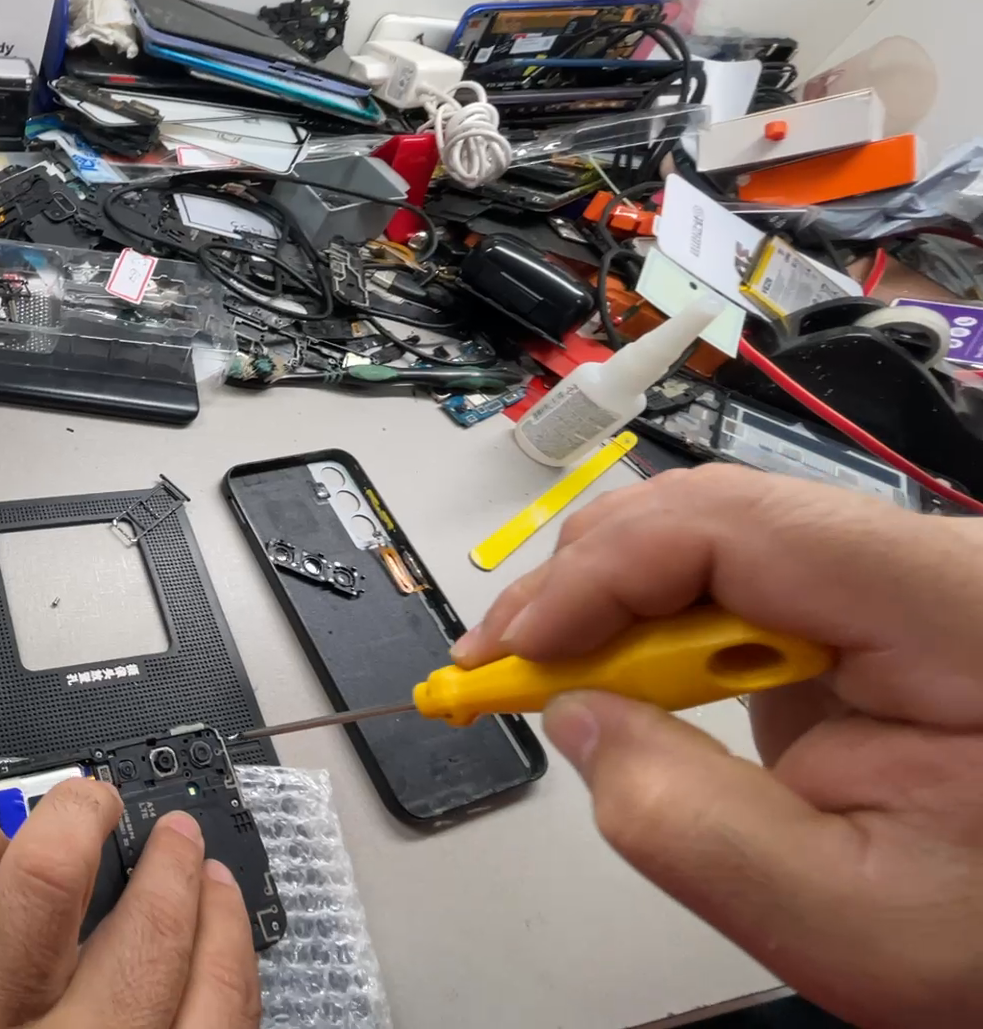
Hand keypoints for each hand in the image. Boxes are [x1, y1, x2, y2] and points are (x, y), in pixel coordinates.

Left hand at [0, 778, 261, 1028]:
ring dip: (80, 823)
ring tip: (96, 802)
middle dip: (171, 869)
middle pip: (145, 942)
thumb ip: (168, 1024)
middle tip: (174, 836)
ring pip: (44, 885)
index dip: (227, 932)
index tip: (219, 888)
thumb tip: (208, 945)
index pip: (217, 1006)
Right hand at [453, 465, 982, 1028]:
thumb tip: (570, 716)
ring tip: (538, 667)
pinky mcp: (837, 597)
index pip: (730, 526)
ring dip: (587, 598)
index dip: (600, 574)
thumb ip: (684, 821)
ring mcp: (877, 572)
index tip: (520, 652)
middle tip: (502, 664)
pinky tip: (596, 662)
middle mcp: (920, 561)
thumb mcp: (850, 924)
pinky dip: (621, 611)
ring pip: (681, 532)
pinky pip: (698, 567)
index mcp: (959, 613)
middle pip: (690, 514)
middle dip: (572, 586)